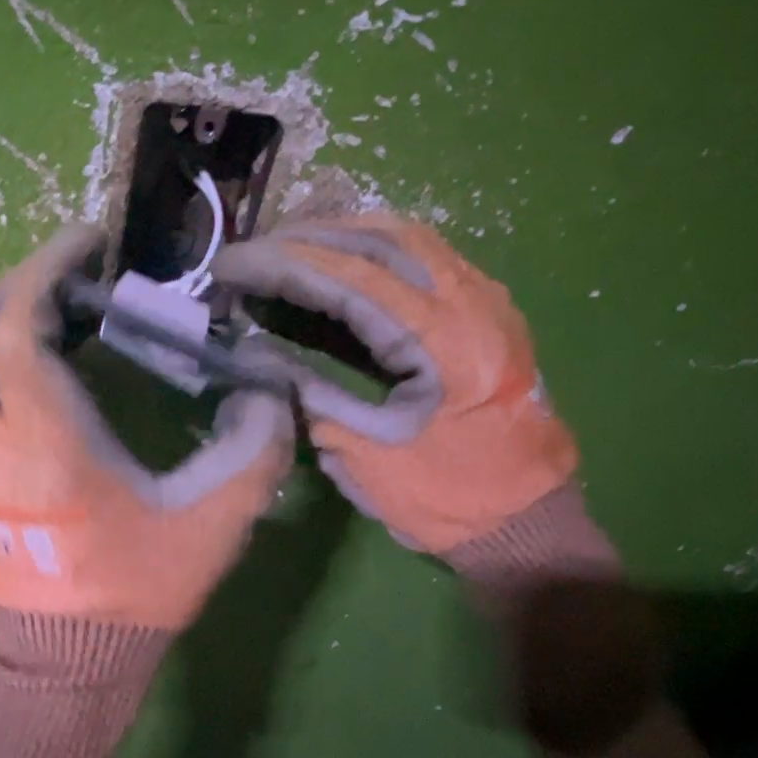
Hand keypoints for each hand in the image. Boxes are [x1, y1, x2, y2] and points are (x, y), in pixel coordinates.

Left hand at [0, 224, 293, 757]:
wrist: (66, 659)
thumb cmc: (134, 586)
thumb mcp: (212, 521)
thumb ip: (255, 448)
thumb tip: (271, 389)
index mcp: (42, 438)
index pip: (18, 324)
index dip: (46, 269)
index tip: (86, 241)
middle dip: (21, 282)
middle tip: (75, 270)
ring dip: (1, 315)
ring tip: (59, 306)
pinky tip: (34, 361)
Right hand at [209, 212, 575, 553]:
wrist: (527, 521)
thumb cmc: (445, 496)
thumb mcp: (364, 451)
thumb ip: (308, 391)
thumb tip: (252, 348)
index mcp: (443, 343)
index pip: (349, 278)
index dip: (282, 264)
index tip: (229, 264)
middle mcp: (470, 303)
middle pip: (376, 241)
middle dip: (303, 240)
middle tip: (250, 254)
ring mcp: (484, 298)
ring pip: (403, 236)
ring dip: (337, 236)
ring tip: (285, 250)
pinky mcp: (484, 306)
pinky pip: (423, 252)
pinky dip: (370, 248)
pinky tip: (336, 262)